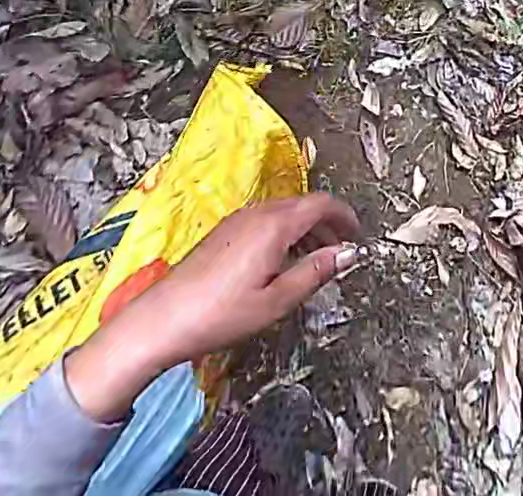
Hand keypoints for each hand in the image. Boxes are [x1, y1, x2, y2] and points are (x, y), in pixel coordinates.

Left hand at [64, 194, 360, 420]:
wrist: (164, 318)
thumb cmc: (220, 313)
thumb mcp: (278, 299)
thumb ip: (315, 272)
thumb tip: (346, 254)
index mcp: (274, 224)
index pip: (321, 203)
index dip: (345, 215)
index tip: (358, 233)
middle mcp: (257, 212)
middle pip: (304, 205)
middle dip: (329, 223)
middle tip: (343, 249)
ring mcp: (239, 219)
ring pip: (286, 212)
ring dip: (308, 229)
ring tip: (318, 259)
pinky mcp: (227, 231)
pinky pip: (267, 220)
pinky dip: (287, 233)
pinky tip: (285, 261)